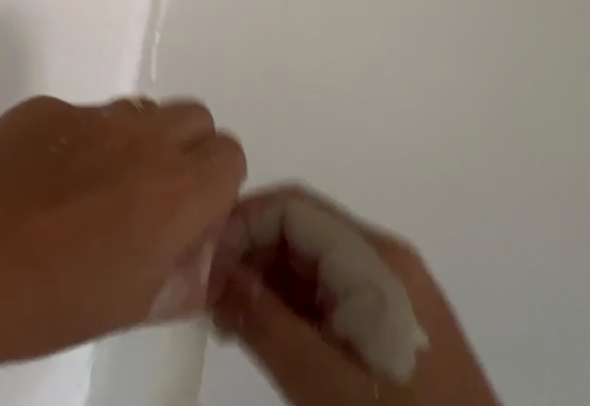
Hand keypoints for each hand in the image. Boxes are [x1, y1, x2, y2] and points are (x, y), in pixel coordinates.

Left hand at [0, 95, 246, 367]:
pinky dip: (80, 140)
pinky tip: (40, 182)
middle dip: (185, 152)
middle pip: (193, 118)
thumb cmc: (46, 303)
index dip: (214, 187)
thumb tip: (195, 251)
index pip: (229, 156)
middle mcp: (140, 139)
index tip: (187, 216)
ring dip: (135, 141)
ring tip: (92, 189)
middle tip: (147, 197)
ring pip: (138, 111)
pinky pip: (83, 114)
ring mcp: (87, 116)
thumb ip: (183, 275)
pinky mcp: (42, 107)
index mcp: (175, 191)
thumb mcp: (132, 307)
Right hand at [210, 186, 500, 405]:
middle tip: (207, 304)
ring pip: (306, 262)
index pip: (290, 207)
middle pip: (297, 231)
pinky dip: (286, 308)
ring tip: (226, 326)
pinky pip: (325, 293)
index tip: (201, 268)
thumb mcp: (323, 382)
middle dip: (246, 256)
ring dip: (261, 284)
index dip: (239, 226)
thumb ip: (263, 322)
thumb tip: (209, 270)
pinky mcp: (387, 321)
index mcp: (374, 259)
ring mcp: (388, 291)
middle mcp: (382, 260)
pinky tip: (261, 337)